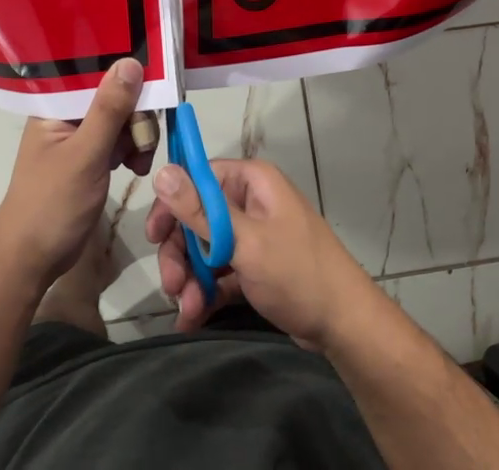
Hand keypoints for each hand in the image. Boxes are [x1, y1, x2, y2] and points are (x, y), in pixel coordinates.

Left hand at [0, 58, 152, 288]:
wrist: (34, 257)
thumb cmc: (53, 202)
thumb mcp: (85, 153)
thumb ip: (110, 109)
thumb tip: (130, 62)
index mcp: (54, 105)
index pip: (95, 73)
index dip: (125, 76)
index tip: (155, 84)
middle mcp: (66, 115)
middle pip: (113, 97)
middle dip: (136, 116)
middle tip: (145, 141)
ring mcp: (79, 138)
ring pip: (121, 120)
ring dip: (138, 137)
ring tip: (140, 163)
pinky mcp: (91, 159)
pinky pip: (120, 142)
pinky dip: (133, 152)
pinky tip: (137, 169)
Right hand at [147, 158, 381, 350]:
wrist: (345, 325)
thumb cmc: (297, 273)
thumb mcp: (244, 241)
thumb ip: (200, 210)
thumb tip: (162, 171)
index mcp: (252, 182)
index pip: (198, 178)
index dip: (172, 204)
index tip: (154, 235)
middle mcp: (251, 203)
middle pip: (197, 218)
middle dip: (180, 253)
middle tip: (171, 285)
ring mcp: (254, 236)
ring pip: (205, 249)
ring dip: (190, 279)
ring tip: (187, 309)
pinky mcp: (255, 267)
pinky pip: (219, 273)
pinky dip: (205, 293)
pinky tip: (191, 318)